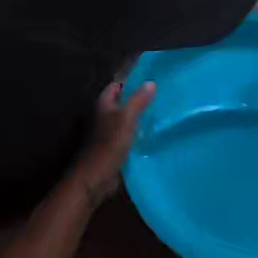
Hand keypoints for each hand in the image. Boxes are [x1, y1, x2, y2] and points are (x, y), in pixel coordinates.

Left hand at [70, 81, 156, 204]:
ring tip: (161, 114)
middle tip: (161, 98)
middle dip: (138, 100)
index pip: (117, 86)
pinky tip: (153, 134)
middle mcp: (103, 115)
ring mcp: (107, 132)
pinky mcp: (113, 147)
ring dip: (139, 118)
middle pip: (122, 103)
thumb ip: (138, 100)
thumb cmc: (109, 142)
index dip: (131, 82)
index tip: (151, 83)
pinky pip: (128, 135)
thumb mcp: (127, 117)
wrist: (96, 175)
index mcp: (103, 104)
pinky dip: (138, 133)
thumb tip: (150, 82)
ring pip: (126, 120)